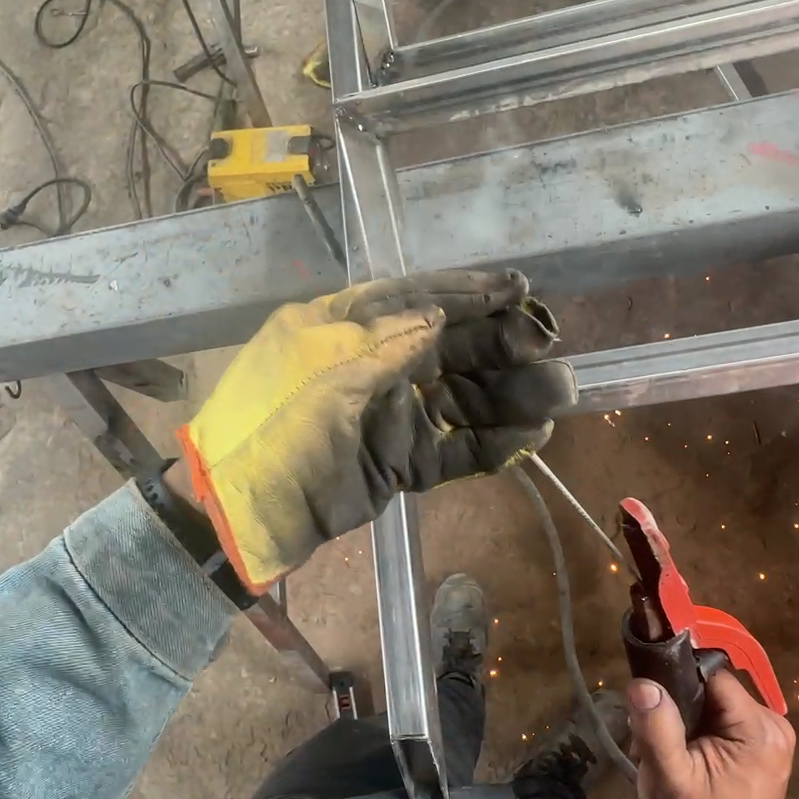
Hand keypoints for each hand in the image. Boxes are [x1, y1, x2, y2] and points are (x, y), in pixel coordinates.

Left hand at [178, 270, 575, 592]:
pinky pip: (454, 447)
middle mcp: (373, 364)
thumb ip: (387, 338)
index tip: (519, 288)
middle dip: (499, 342)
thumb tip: (442, 314)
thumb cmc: (274, 424)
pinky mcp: (400, 461)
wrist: (240, 511)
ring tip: (558, 392)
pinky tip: (530, 436)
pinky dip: (492, 443)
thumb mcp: (325, 367)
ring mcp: (389, 414)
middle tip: (543, 344)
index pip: (416, 298)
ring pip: (460, 397)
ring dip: (509, 394)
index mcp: (345, 327)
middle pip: (449, 346)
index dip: (468, 292)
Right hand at [627, 669, 796, 798]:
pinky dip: (696, 730)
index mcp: (760, 729)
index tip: (650, 709)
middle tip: (651, 739)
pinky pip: (719, 718)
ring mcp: (769, 736)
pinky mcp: (760, 747)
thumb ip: (657, 729)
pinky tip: (682, 755)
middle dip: (677, 705)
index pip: (709, 676)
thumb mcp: (670, 782)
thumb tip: (643, 683)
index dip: (675, 684)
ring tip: (665, 751)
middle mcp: (773, 724)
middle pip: (710, 687)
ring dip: (683, 719)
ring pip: (711, 701)